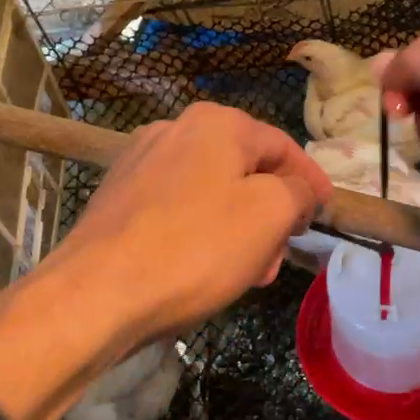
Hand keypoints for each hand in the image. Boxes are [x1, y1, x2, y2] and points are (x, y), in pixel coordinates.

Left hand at [0, 103, 329, 419]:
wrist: (93, 296)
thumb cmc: (194, 249)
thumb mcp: (270, 215)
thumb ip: (297, 191)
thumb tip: (298, 188)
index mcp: (217, 123)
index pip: (283, 146)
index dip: (311, 182)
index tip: (326, 214)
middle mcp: (175, 129)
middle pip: (245, 169)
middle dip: (271, 213)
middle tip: (279, 256)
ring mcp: (139, 162)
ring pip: (212, 191)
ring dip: (239, 228)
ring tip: (245, 273)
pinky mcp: (117, 198)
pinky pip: (177, 209)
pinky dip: (201, 233)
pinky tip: (202, 270)